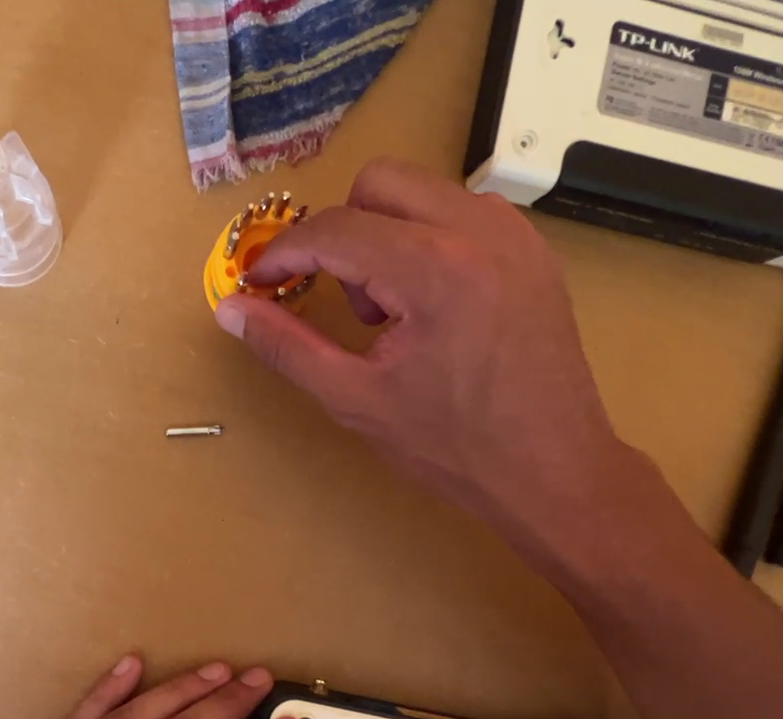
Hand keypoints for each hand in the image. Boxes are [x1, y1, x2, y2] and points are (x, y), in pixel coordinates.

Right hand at [216, 158, 642, 569]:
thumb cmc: (453, 448)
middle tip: (352, 307)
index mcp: (432, 269)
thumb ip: (287, 347)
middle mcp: (479, 230)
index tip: (259, 282)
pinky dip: (428, 242)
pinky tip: (434, 308)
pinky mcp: (534, 251)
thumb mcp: (355, 401)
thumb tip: (230, 309)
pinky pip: (462, 213)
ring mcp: (515, 235)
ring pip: (422, 191)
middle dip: (342, 235)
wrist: (552, 471)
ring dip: (387, 235)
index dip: (283, 253)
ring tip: (396, 314)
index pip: (334, 229)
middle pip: (377, 184)